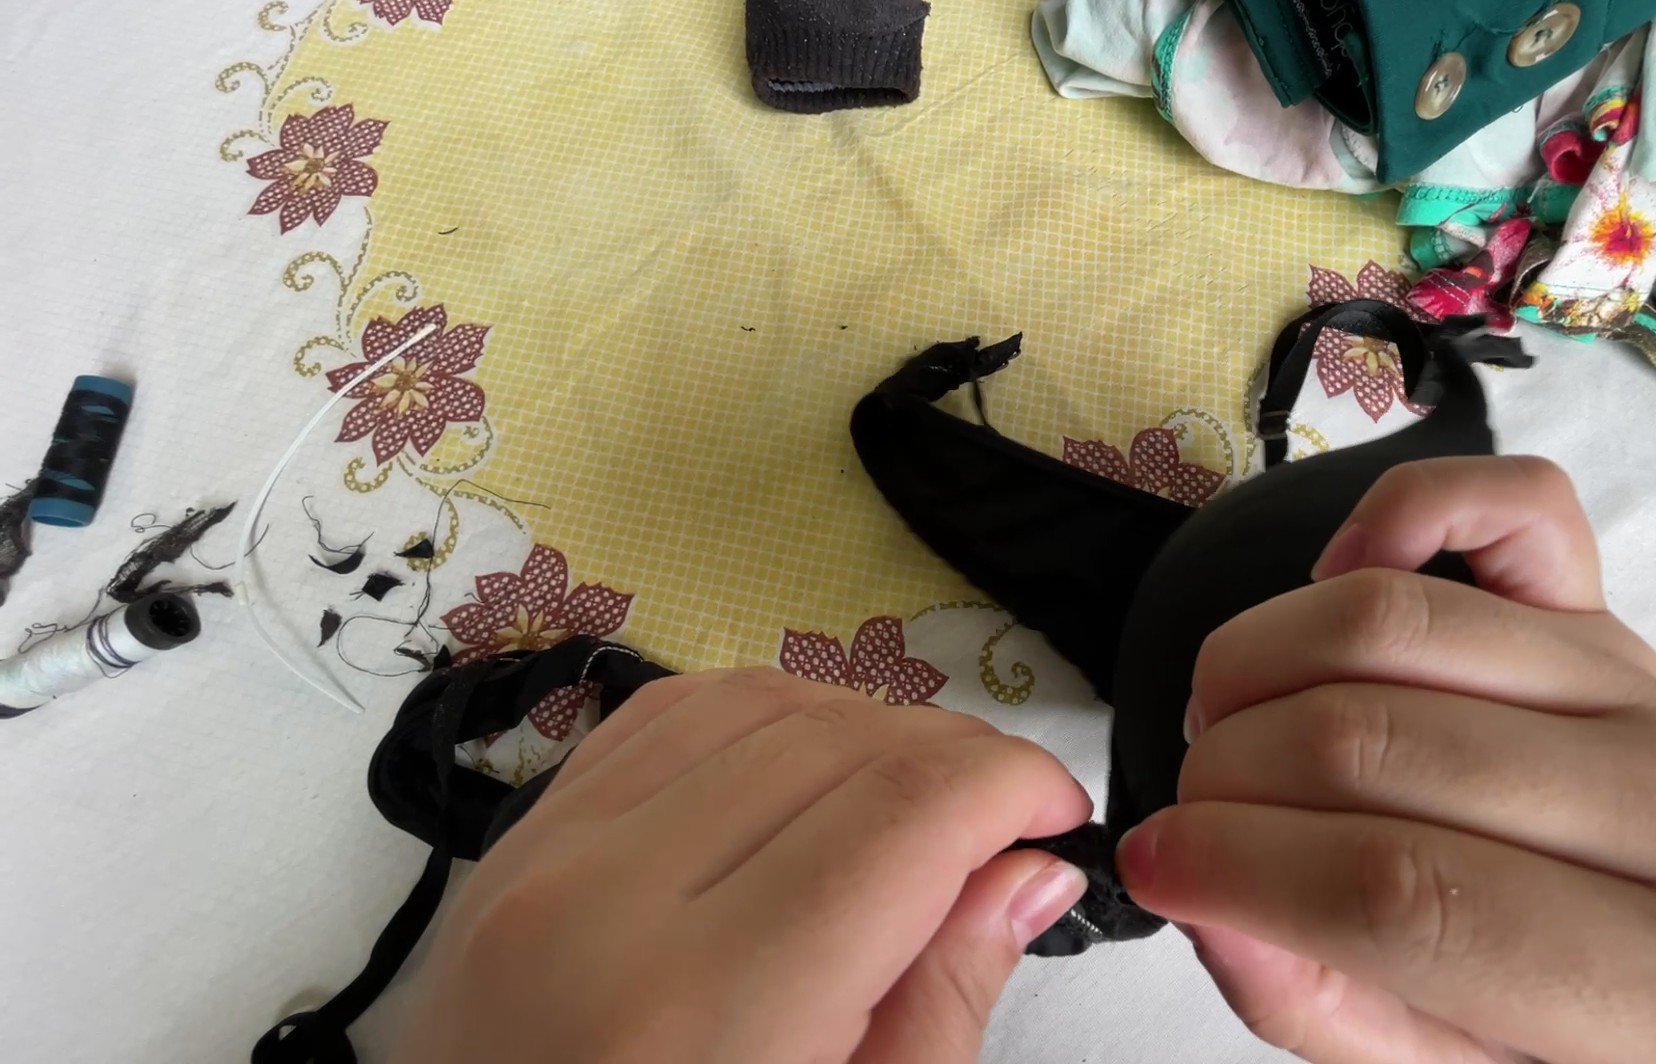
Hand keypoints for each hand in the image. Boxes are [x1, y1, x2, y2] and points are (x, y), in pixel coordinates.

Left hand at [393, 668, 1090, 1063]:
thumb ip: (946, 999)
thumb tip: (1030, 867)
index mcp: (699, 1019)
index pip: (900, 816)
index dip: (1012, 784)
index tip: (1061, 809)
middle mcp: (604, 901)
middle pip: (840, 743)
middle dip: (960, 754)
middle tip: (1007, 807)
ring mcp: (547, 846)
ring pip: (766, 699)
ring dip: (873, 722)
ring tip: (918, 786)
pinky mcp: (531, 826)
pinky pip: (682, 707)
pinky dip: (777, 711)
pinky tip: (814, 759)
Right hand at [1116, 456, 1655, 1063]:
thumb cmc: (1573, 1038)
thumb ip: (1299, 994)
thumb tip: (1185, 876)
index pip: (1394, 891)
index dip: (1230, 867)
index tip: (1152, 864)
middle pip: (1360, 737)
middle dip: (1223, 770)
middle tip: (1198, 806)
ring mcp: (1639, 683)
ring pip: (1381, 617)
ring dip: (1248, 662)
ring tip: (1231, 715)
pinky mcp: (1603, 610)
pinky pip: (1512, 501)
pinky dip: (1401, 509)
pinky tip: (1338, 570)